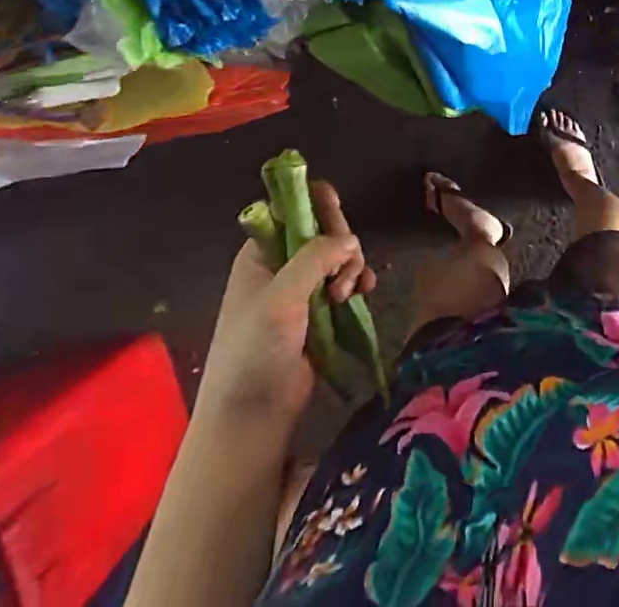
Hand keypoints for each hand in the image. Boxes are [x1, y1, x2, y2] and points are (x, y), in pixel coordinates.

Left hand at [199, 181, 376, 425]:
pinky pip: (346, 283)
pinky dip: (358, 283)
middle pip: (322, 231)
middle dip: (339, 244)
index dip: (315, 205)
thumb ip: (315, 259)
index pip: (291, 211)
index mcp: (261, 253)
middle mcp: (281, 265)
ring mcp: (303, 289)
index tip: (336, 207)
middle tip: (344, 272)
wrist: (253, 415)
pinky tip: (365, 292)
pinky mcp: (321, 313)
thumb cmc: (255, 350)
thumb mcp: (281, 297)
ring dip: (350, 268)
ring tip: (347, 295)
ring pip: (339, 257)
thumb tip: (350, 239)